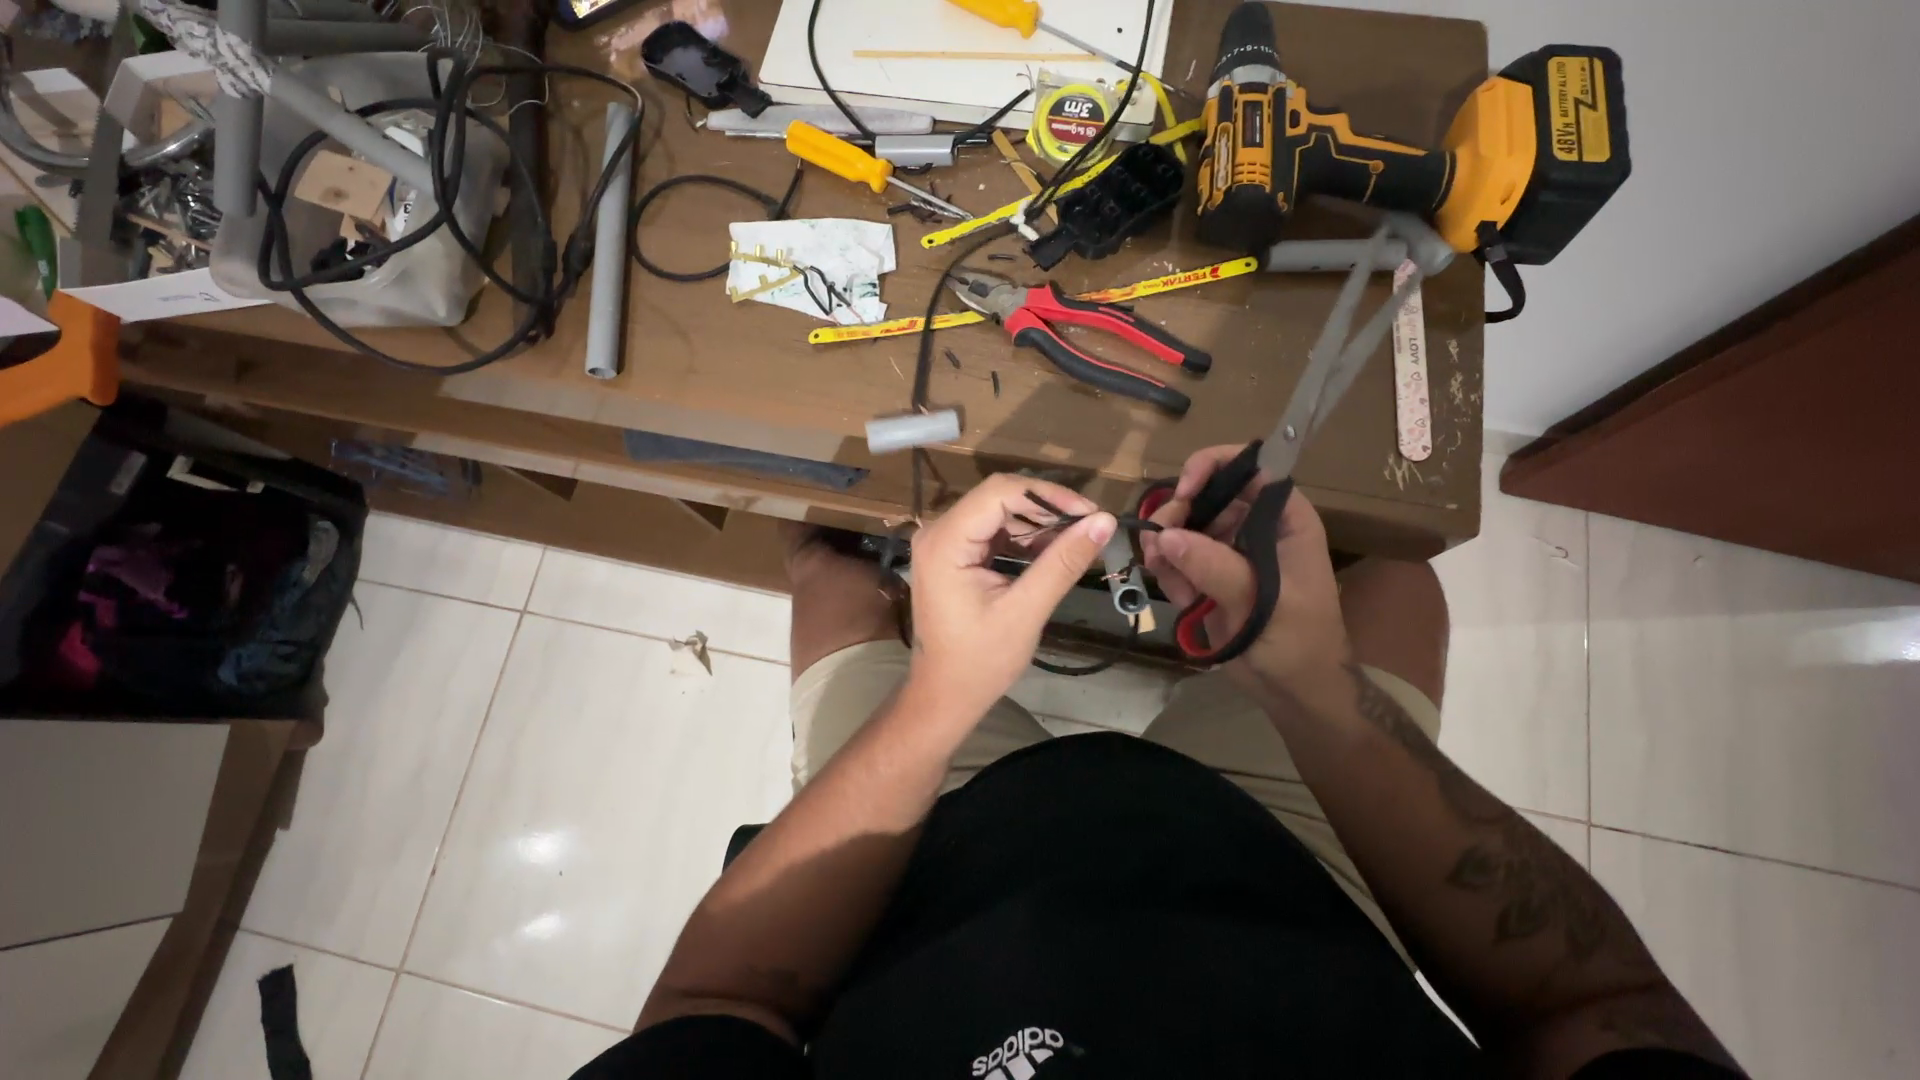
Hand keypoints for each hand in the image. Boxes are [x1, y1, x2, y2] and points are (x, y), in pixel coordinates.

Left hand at [907, 475, 1115, 722]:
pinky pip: (991, 530)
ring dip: (1037, 523)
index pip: (999, 492)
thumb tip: (1104, 521)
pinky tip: (1051, 552)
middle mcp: (937, 532)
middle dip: (1046, 508)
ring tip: (1075, 541)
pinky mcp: (952, 554)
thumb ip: (1063, 563)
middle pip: (997, 497)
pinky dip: (1023, 537)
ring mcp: (942, 542)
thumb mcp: (1026, 611)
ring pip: (997, 512)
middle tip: (1089, 526)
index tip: (1090, 513)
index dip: (1048, 495)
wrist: (945, 694)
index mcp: (945, 542)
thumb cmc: (980, 660)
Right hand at [1140, 445, 1350, 703]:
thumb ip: (1216, 566)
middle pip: (1206, 495)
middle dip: (1177, 516)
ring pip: (1185, 527)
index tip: (1182, 491)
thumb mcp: (1263, 603)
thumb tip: (1167, 536)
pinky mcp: (1211, 576)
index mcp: (1285, 520)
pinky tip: (1184, 601)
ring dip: (1168, 550)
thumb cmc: (1297, 642)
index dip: (1214, 467)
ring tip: (1170, 582)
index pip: (1252, 468)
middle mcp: (1256, 527)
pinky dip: (1172, 575)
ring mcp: (1231, 551)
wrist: (1295, 691)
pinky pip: (1178, 558)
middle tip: (1156, 545)